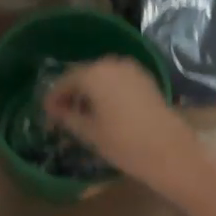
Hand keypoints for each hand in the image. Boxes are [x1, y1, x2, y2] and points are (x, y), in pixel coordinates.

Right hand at [43, 57, 210, 197]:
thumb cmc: (123, 143)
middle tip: (63, 113)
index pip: (65, 81)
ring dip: (90, 91)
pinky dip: (107, 91)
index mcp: (94, 74)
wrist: (168, 151)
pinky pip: (118, 81)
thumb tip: (55, 110)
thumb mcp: (89, 133)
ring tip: (83, 114)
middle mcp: (112, 64)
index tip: (47, 112)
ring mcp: (132, 70)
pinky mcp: (146, 80)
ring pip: (102, 76)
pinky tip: (105, 110)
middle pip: (84, 75)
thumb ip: (68, 117)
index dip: (54, 97)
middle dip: (72, 92)